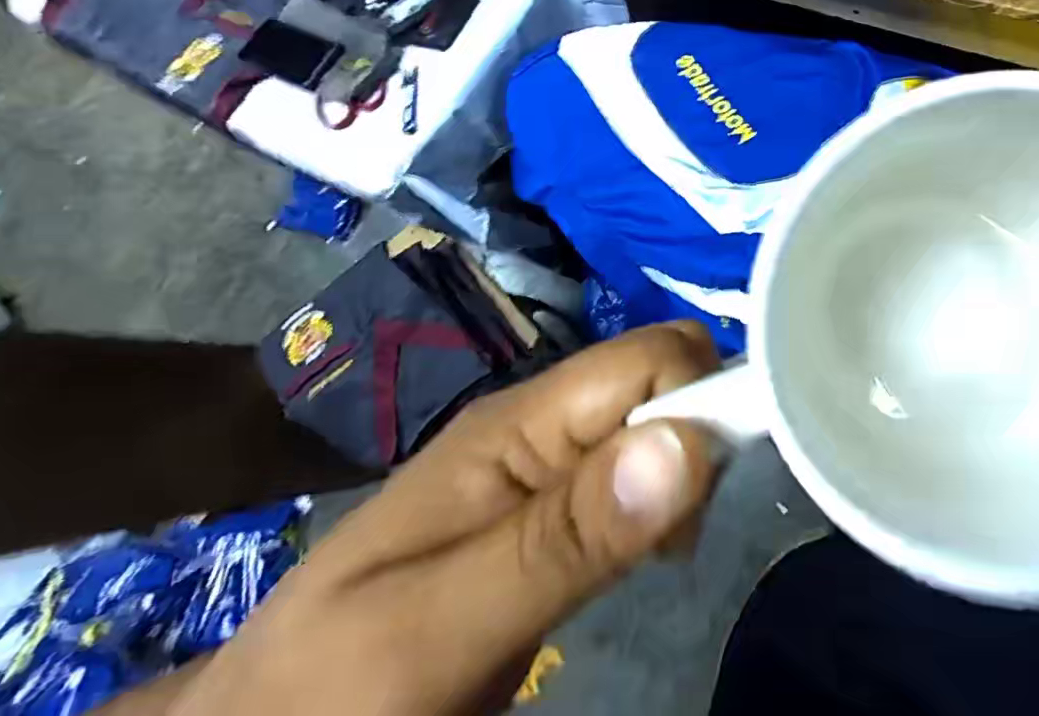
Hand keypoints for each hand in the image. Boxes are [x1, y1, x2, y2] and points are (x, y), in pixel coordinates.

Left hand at [165, 322, 722, 715]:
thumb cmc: (332, 679)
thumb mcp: (435, 626)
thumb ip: (563, 538)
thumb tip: (689, 443)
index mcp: (519, 422)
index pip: (651, 358)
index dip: (703, 401)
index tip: (706, 497)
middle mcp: (542, 424)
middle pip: (663, 378)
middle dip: (703, 435)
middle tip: (677, 539)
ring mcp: (547, 463)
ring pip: (659, 421)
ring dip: (688, 473)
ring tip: (662, 557)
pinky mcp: (553, 506)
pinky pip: (637, 470)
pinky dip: (666, 499)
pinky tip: (648, 554)